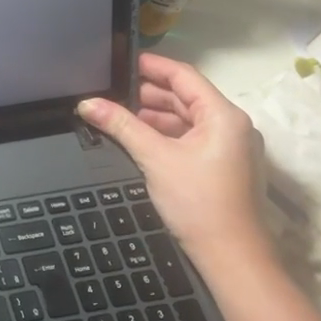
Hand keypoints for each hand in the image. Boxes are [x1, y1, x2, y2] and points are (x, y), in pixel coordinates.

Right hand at [78, 53, 269, 269]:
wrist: (232, 258)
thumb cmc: (198, 201)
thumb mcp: (154, 157)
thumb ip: (120, 125)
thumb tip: (87, 103)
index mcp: (224, 116)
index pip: (184, 76)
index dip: (153, 65)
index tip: (122, 61)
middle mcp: (233, 126)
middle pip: (186, 96)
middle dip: (149, 93)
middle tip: (112, 90)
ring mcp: (231, 148)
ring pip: (187, 119)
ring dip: (155, 115)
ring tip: (119, 113)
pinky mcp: (224, 166)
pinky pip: (191, 137)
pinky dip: (166, 134)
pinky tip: (139, 137)